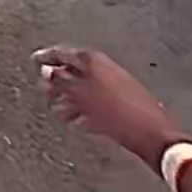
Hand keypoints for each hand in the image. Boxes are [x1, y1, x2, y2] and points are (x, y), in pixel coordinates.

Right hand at [33, 47, 186, 167]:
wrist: (157, 138)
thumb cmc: (117, 113)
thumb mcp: (81, 95)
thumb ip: (61, 80)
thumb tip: (47, 71)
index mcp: (93, 60)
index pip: (62, 53)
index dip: (46, 58)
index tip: (34, 61)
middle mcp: (104, 67)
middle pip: (74, 71)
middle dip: (58, 82)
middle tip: (45, 92)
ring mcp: (116, 85)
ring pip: (85, 88)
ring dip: (71, 99)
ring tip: (60, 113)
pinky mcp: (125, 103)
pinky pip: (98, 102)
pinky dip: (86, 109)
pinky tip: (81, 121)